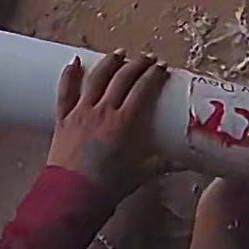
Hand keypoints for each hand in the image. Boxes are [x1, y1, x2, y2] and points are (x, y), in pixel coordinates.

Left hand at [48, 50, 168, 193]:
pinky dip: (69, 74)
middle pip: (122, 79)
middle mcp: (103, 111)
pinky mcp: (63, 118)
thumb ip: (162, 164)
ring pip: (96, 79)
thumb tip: (186, 163)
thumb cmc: (108, 186)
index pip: (143, 89)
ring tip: (120, 53)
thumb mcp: (140, 174)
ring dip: (109, 63)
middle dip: (137, 65)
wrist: (72, 195)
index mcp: (124, 123)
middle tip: (147, 58)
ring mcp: (80, 112)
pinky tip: (74, 61)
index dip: (154, 75)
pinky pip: (65, 91)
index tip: (162, 67)